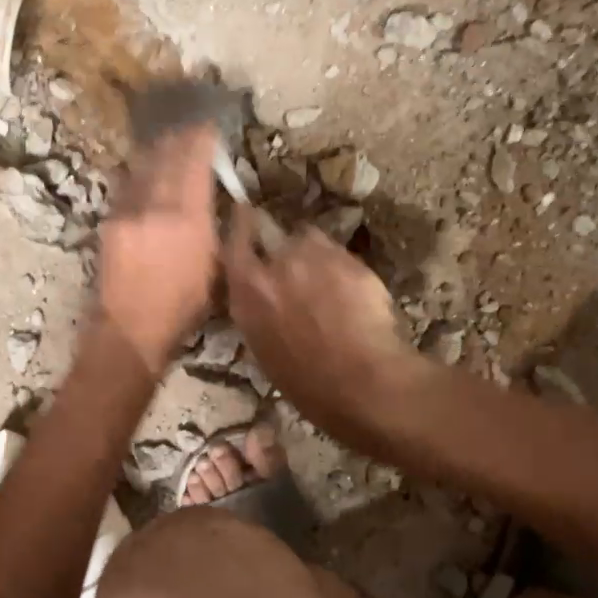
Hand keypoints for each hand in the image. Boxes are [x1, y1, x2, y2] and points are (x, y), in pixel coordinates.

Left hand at [92, 125, 219, 375]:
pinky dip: (138, 171)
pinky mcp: (110, 220)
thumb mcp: (216, 269)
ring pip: (143, 167)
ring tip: (169, 138)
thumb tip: (231, 202)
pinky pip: (126, 184)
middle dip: (180, 139)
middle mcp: (156, 205)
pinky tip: (144, 166)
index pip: (195, 164)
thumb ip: (223, 229)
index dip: (202, 141)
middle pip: (167, 159)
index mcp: (188, 218)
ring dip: (158, 150)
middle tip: (190, 126)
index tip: (209, 127)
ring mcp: (128, 211)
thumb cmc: (182, 306)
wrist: (130, 329)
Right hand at [222, 207, 433, 452]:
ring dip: (315, 255)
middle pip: (273, 236)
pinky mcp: (346, 258)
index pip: (234, 243)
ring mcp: (310, 258)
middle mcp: (272, 267)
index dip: (241, 225)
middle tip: (298, 268)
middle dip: (282, 246)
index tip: (244, 212)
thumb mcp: (264, 350)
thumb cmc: (309, 385)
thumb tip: (264, 297)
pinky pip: (339, 252)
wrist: (363, 384)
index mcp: (246, 295)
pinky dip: (343, 266)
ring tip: (331, 282)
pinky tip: (356, 293)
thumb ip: (257, 310)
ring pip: (309, 240)